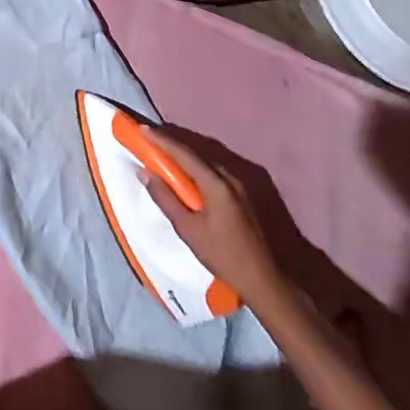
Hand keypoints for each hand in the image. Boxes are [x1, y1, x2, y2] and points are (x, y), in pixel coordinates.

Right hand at [138, 123, 284, 301]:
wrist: (266, 280)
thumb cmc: (223, 255)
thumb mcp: (187, 229)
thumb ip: (165, 198)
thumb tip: (145, 173)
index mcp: (217, 185)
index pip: (184, 154)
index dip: (162, 140)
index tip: (143, 130)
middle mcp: (232, 178)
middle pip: (198, 152)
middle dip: (174, 143)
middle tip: (151, 138)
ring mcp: (243, 185)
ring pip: (209, 159)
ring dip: (187, 153)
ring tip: (166, 151)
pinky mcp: (247, 194)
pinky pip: (218, 170)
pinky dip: (199, 164)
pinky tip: (190, 171)